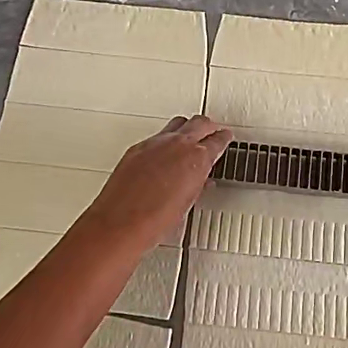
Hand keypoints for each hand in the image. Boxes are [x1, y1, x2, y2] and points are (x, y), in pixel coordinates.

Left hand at [74, 116, 232, 251]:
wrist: (121, 223)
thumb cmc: (153, 219)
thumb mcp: (189, 202)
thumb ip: (198, 184)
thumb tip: (201, 181)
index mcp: (197, 157)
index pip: (217, 140)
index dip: (224, 138)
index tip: (225, 137)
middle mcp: (177, 144)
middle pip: (200, 123)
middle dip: (209, 126)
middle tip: (213, 130)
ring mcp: (156, 144)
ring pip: (178, 123)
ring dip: (187, 127)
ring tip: (191, 134)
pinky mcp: (137, 148)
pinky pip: (157, 135)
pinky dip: (166, 138)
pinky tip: (165, 148)